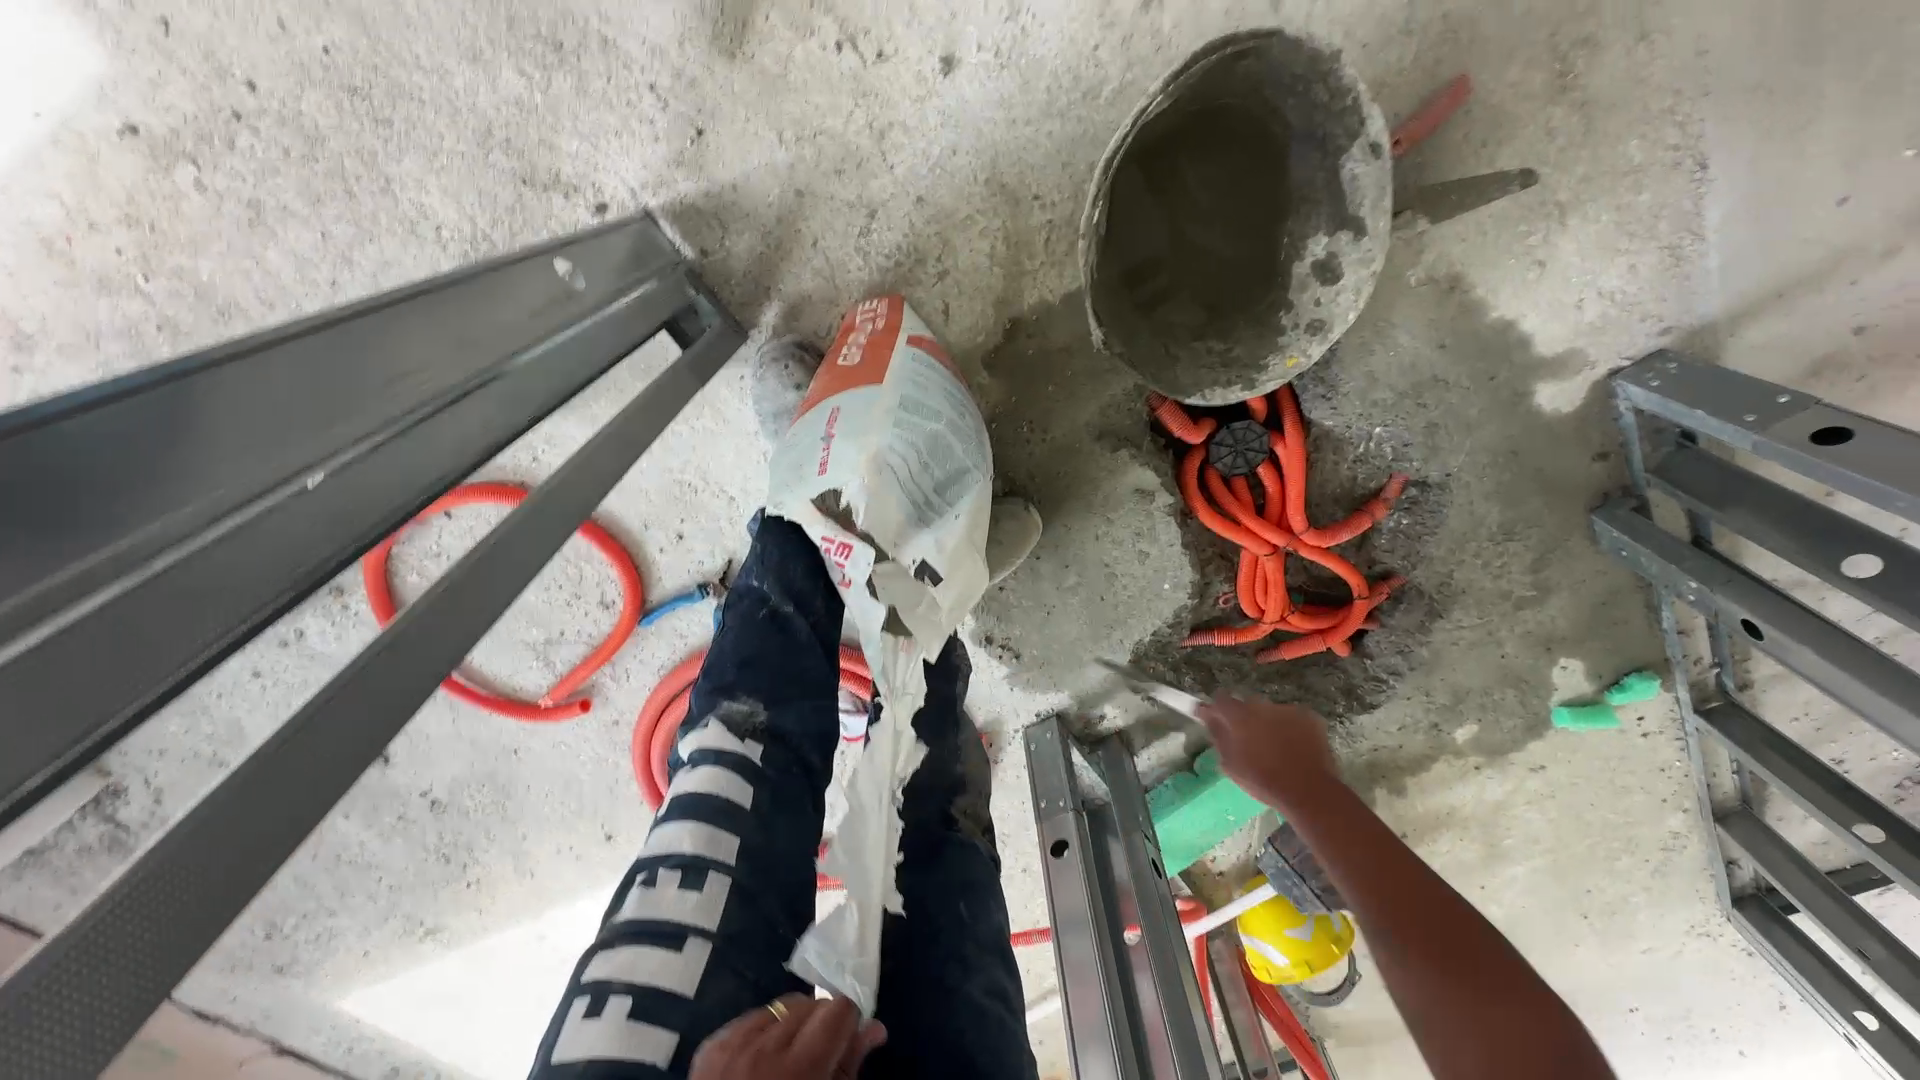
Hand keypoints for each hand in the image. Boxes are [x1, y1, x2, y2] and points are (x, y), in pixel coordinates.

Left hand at [689, 993, 885, 1079]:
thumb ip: (849, 1066)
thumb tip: (874, 1028)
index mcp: (799, 1069)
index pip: (839, 1008)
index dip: (847, 1022)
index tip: (845, 1041)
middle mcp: (765, 1047)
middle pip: (812, 1004)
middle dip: (820, 1024)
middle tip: (818, 1056)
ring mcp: (733, 1044)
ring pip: (782, 1006)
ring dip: (792, 1025)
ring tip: (787, 1060)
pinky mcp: (711, 1046)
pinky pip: (750, 1018)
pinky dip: (762, 1033)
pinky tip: (761, 1062)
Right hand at [1196, 694, 1342, 812]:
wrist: (1309, 790)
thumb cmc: (1263, 780)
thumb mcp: (1231, 764)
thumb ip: (1218, 735)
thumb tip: (1209, 717)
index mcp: (1240, 716)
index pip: (1221, 700)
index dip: (1215, 708)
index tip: (1211, 718)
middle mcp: (1263, 706)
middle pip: (1247, 705)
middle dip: (1243, 718)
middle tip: (1246, 739)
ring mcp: (1288, 710)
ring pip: (1270, 712)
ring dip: (1267, 723)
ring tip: (1272, 746)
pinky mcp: (1310, 717)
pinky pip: (1291, 718)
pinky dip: (1288, 728)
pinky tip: (1292, 747)